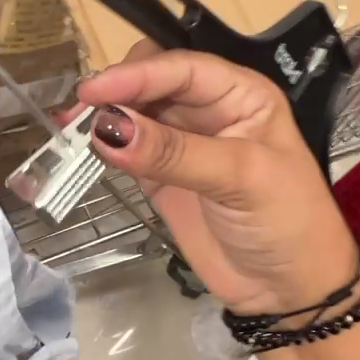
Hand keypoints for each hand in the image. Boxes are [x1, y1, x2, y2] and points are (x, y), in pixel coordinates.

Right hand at [75, 43, 359, 315]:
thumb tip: (108, 127)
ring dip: (103, 116)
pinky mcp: (160, 176)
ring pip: (133, 113)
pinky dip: (104, 145)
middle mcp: (208, 110)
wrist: (288, 291)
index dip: (136, 74)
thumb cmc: (286, 223)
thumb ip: (174, 152)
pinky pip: (126, 149)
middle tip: (79, 111)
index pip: (182, 69)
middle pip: (152, 82)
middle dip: (116, 90)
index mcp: (240, 94)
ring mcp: (181, 143)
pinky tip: (84, 147)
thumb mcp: (240, 178)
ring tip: (70, 127)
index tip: (93, 90)